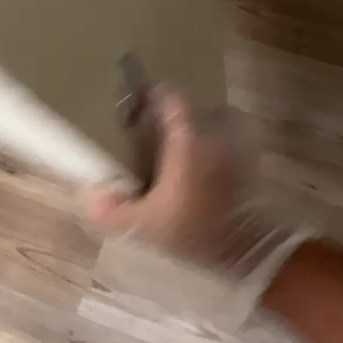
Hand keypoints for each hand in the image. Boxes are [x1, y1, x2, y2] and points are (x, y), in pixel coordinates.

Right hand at [81, 87, 312, 317]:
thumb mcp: (147, 225)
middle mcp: (214, 129)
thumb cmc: (195, 229)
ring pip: (213, 118)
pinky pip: (230, 134)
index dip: (152, 97)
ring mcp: (236, 139)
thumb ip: (113, 211)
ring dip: (198, 127)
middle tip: (155, 137)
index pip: (170, 96)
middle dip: (173, 117)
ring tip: (181, 150)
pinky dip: (218, 141)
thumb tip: (91, 195)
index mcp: (187, 137)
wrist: (249, 246)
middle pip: (191, 107)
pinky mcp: (251, 153)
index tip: (138, 110)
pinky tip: (206, 165)